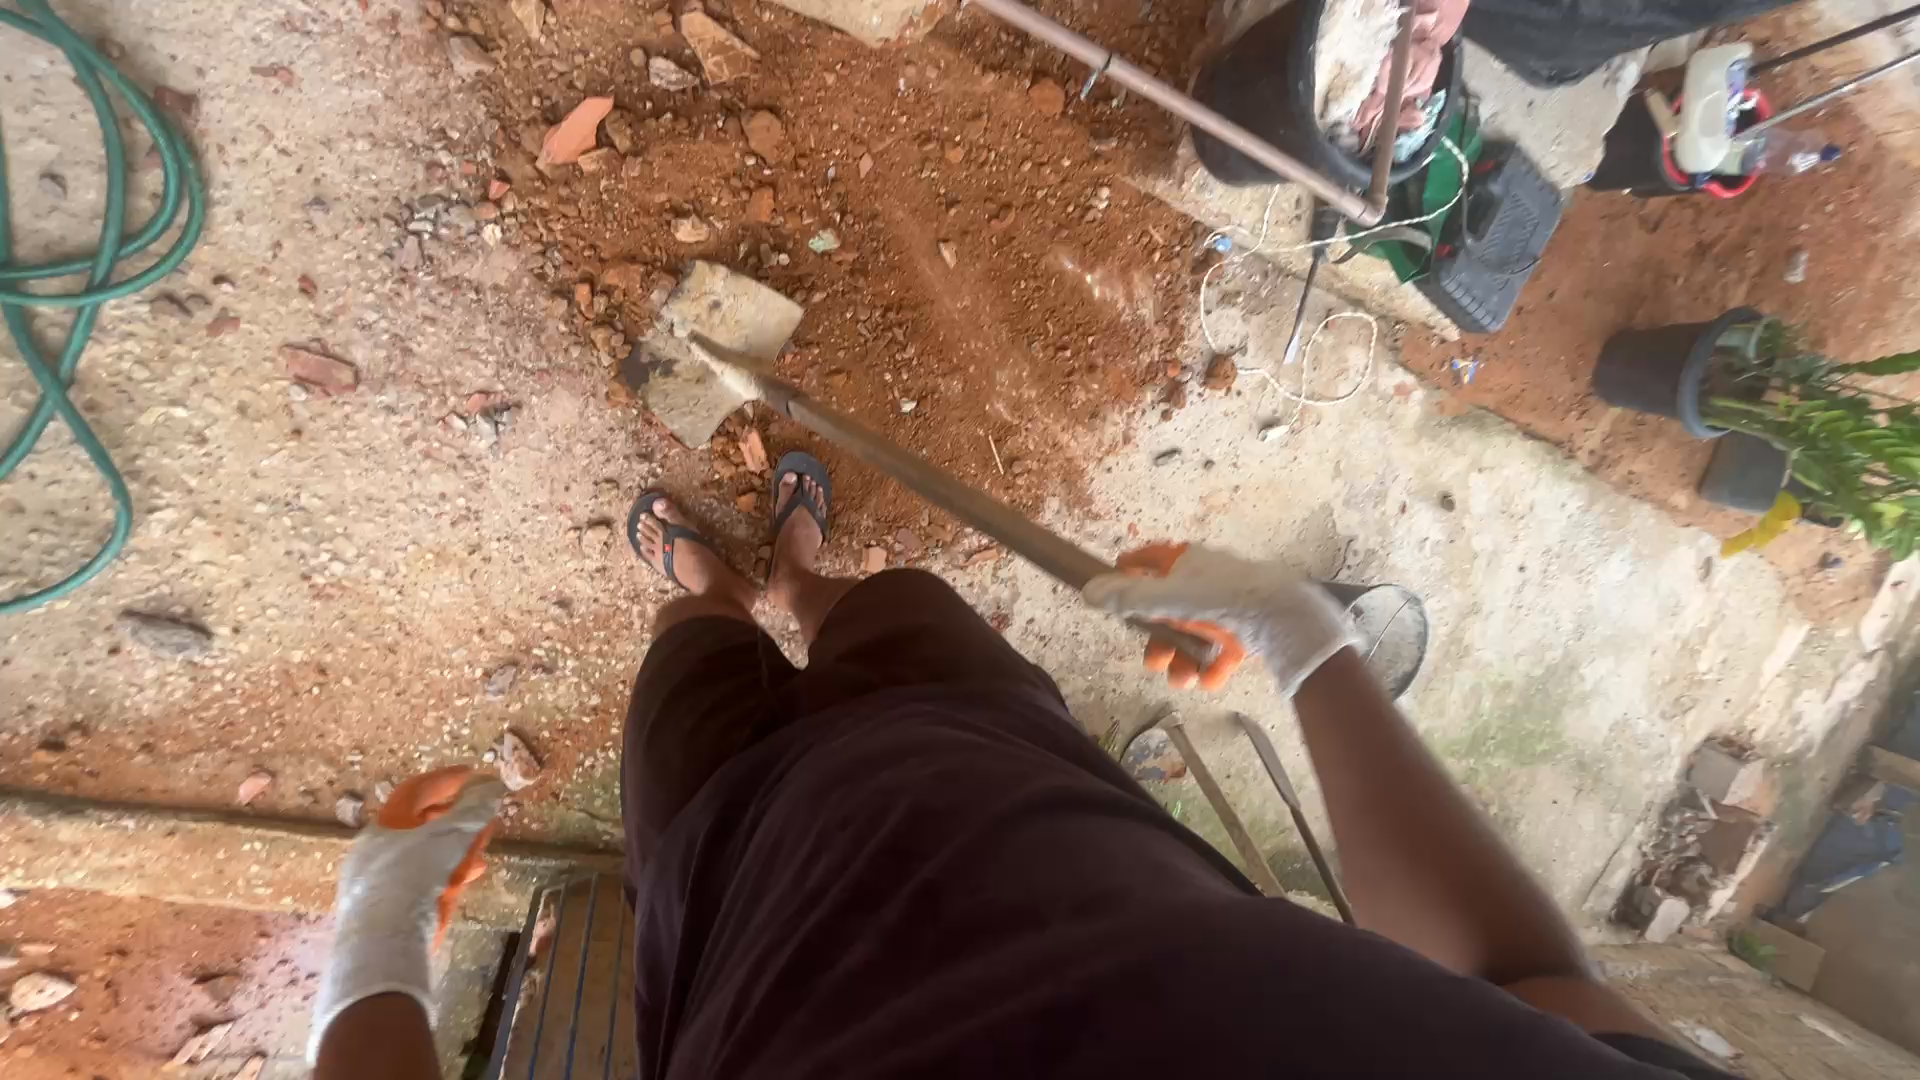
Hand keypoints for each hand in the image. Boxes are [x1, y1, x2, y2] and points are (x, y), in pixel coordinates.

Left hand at [308, 767, 504, 1062]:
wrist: (385, 944)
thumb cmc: (414, 877)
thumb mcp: (452, 834)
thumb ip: (476, 807)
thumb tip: (491, 784)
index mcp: (383, 829)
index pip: (414, 792)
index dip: (445, 779)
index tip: (473, 775)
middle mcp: (374, 853)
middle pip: (419, 824)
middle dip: (457, 818)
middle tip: (482, 816)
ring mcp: (377, 884)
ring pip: (424, 855)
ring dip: (457, 849)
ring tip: (482, 854)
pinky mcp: (387, 911)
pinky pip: (422, 881)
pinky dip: (447, 874)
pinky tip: (466, 881)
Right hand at [1084, 543, 1357, 693]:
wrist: (1285, 618)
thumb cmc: (1222, 597)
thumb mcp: (1167, 597)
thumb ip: (1127, 597)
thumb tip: (1087, 591)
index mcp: (1186, 563)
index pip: (1151, 559)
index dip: (1131, 569)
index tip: (1114, 583)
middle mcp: (1204, 583)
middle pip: (1168, 611)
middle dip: (1158, 641)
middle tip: (1153, 661)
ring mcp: (1226, 609)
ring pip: (1192, 637)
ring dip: (1182, 661)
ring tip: (1183, 680)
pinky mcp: (1245, 633)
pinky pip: (1219, 652)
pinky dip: (1211, 668)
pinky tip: (1208, 680)